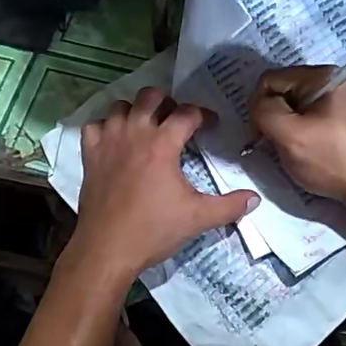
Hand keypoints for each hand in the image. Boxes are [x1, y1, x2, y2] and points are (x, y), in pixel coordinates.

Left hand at [72, 87, 258, 278]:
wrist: (107, 249)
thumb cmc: (154, 231)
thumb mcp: (199, 218)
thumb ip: (230, 206)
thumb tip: (255, 199)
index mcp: (162, 143)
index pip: (188, 113)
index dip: (204, 115)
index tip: (211, 126)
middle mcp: (134, 133)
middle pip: (151, 97)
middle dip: (169, 103)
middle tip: (177, 123)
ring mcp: (108, 141)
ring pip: (121, 106)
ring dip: (136, 111)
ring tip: (148, 127)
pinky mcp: (90, 155)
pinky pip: (95, 125)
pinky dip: (107, 127)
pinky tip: (116, 141)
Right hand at [249, 66, 345, 203]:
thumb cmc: (329, 159)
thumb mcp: (288, 134)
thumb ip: (264, 111)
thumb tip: (260, 107)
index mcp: (325, 75)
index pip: (272, 79)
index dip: (258, 105)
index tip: (259, 136)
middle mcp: (335, 79)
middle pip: (284, 90)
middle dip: (273, 115)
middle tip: (272, 143)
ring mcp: (340, 98)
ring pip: (294, 105)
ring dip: (284, 125)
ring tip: (289, 148)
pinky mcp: (342, 117)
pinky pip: (309, 115)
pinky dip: (298, 130)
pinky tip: (302, 148)